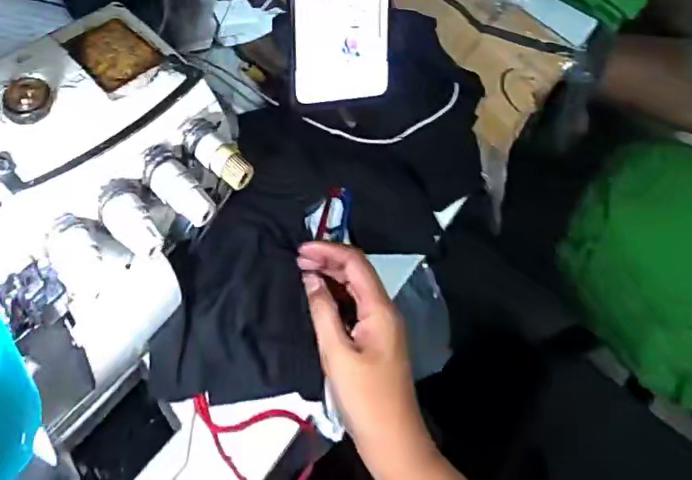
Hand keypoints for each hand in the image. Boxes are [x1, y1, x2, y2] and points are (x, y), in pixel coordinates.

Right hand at [299, 242, 434, 472]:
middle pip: (357, 271)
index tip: (300, 249)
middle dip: (328, 259)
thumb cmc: (365, 399)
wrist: (394, 443)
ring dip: (331, 276)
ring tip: (303, 272)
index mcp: (380, 308)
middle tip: (297, 259)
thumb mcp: (336, 354)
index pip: (355, 262)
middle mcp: (384, 310)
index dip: (328, 250)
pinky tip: (318, 297)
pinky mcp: (377, 339)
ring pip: (356, 287)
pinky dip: (336, 295)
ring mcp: (382, 325)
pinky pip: (356, 305)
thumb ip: (323, 312)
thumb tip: (310, 279)